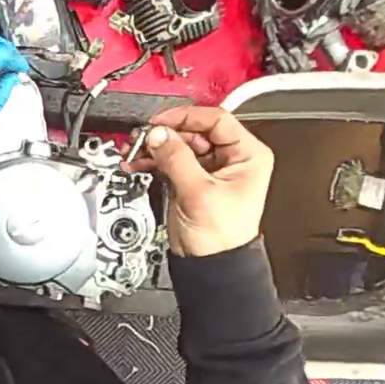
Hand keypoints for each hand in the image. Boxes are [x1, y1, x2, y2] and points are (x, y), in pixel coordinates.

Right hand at [124, 106, 273, 256]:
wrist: (211, 266)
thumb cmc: (222, 237)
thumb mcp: (199, 192)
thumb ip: (176, 159)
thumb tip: (158, 134)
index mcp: (247, 155)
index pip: (216, 120)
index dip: (186, 117)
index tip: (161, 122)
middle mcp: (230, 158)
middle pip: (193, 131)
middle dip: (166, 134)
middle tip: (145, 139)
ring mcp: (208, 169)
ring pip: (178, 145)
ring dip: (156, 147)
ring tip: (137, 151)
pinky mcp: (190, 180)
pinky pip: (169, 160)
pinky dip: (153, 160)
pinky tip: (139, 162)